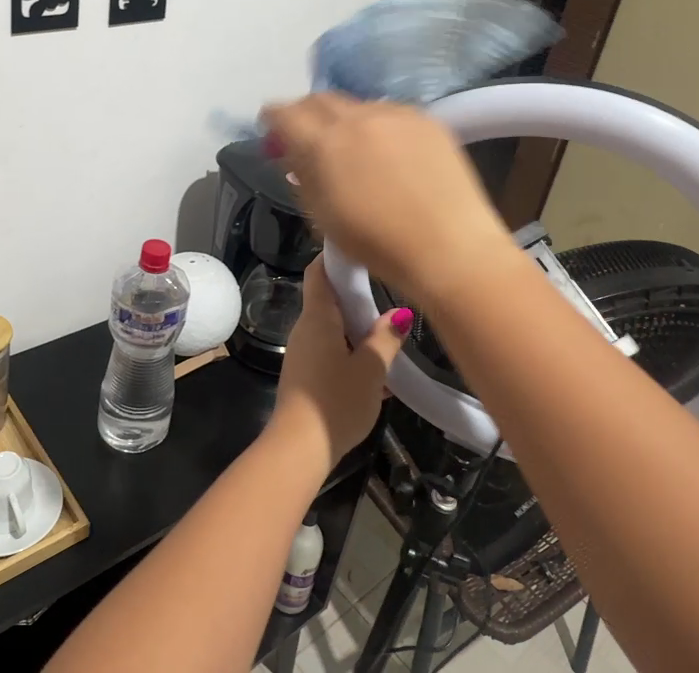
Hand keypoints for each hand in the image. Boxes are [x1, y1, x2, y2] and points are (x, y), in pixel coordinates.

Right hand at [260, 94, 518, 304]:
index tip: (270, 127)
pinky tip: (386, 152)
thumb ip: (302, 175)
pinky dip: (376, 125)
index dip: (273, 118)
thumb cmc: (377, 244)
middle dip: (305, 113)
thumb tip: (292, 153)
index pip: (285, 114)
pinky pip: (389, 113)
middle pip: (319, 100)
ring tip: (349, 146)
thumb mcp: (323, 215)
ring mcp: (395, 115)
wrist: (449, 247)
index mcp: (324, 144)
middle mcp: (357, 118)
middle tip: (304, 134)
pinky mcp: (426, 119)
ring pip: (356, 105)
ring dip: (342, 119)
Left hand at [268, 257, 410, 469]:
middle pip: (329, 300)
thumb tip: (399, 312)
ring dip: (359, 330)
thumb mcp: (371, 369)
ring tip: (391, 336)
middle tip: (391, 293)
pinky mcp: (306, 374)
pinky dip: (353, 353)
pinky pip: (331, 351)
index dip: (337, 256)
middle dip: (358, 296)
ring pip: (333, 329)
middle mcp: (305, 328)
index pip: (320, 271)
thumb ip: (385, 338)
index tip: (363, 250)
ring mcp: (304, 352)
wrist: (300, 448)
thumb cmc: (336, 401)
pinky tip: (379, 374)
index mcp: (318, 318)